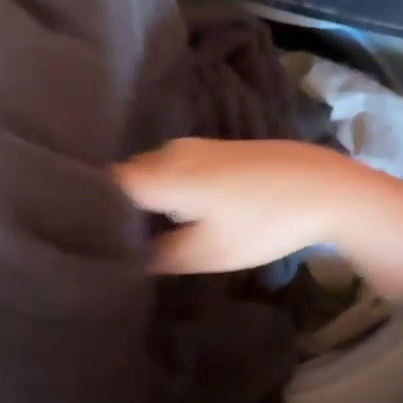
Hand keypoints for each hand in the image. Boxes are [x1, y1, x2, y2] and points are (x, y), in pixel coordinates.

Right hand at [115, 138, 402, 273]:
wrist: (324, 185)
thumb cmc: (264, 222)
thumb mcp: (208, 252)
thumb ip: (158, 256)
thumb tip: (122, 256)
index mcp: (162, 174)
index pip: (105, 186)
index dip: (88, 209)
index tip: (77, 236)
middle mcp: (169, 151)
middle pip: (125, 177)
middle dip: (112, 205)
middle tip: (103, 241)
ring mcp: (193, 145)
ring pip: (149, 172)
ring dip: (140, 198)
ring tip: (133, 232)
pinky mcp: (212, 148)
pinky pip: (169, 167)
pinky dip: (162, 188)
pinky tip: (170, 214)